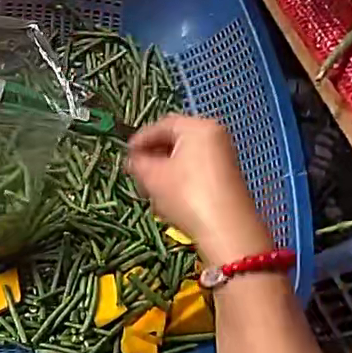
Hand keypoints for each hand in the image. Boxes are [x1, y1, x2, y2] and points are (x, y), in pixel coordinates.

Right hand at [125, 115, 274, 267]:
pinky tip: (167, 195)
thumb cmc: (186, 195)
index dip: (140, 139)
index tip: (126, 154)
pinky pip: (195, 168)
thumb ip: (137, 162)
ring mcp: (223, 156)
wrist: (225, 228)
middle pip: (176, 139)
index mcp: (198, 128)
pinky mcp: (226, 176)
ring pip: (184, 155)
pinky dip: (178, 176)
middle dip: (153, 154)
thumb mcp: (152, 176)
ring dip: (163, 168)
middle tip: (135, 170)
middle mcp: (215, 136)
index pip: (163, 125)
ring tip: (149, 186)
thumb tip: (133, 159)